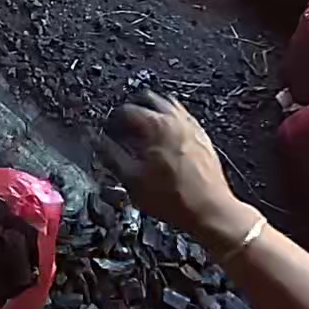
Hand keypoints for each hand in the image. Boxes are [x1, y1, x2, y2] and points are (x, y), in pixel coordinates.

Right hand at [95, 89, 259, 249]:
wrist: (209, 209)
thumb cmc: (174, 198)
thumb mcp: (132, 179)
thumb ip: (112, 156)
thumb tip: (99, 143)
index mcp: (156, 125)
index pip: (127, 110)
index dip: (112, 120)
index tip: (108, 130)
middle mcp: (176, 120)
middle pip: (149, 99)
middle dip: (133, 109)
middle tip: (123, 126)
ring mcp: (192, 127)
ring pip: (169, 105)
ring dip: (153, 112)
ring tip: (143, 129)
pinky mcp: (203, 137)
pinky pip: (183, 118)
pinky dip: (170, 121)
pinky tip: (165, 139)